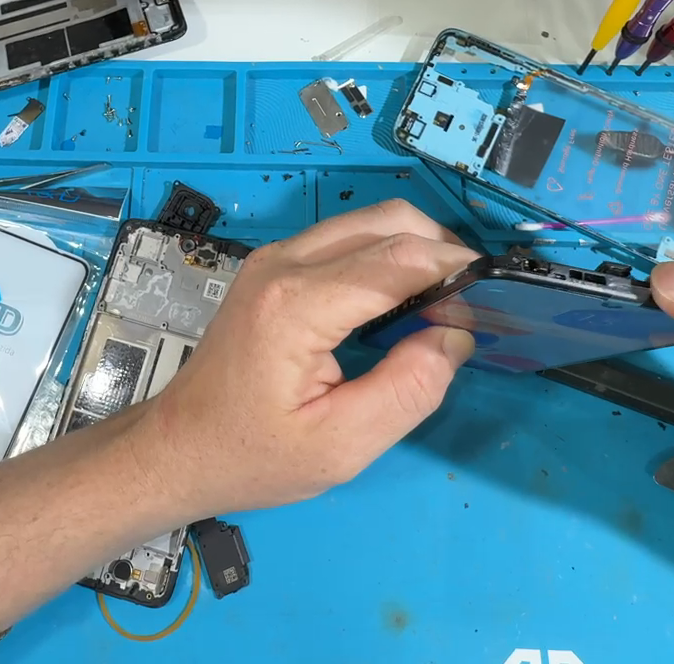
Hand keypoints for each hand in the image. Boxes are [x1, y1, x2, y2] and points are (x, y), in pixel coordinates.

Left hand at [137, 200, 477, 519]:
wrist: (180, 444)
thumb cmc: (253, 454)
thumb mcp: (341, 445)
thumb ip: (409, 389)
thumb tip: (456, 337)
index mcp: (298, 303)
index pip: (397, 257)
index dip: (454, 270)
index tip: (493, 297)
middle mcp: (284, 262)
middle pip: (385, 220)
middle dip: (440, 248)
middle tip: (471, 298)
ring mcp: (274, 257)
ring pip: (365, 221)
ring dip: (413, 247)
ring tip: (444, 299)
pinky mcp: (273, 265)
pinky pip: (343, 239)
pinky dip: (383, 254)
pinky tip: (401, 296)